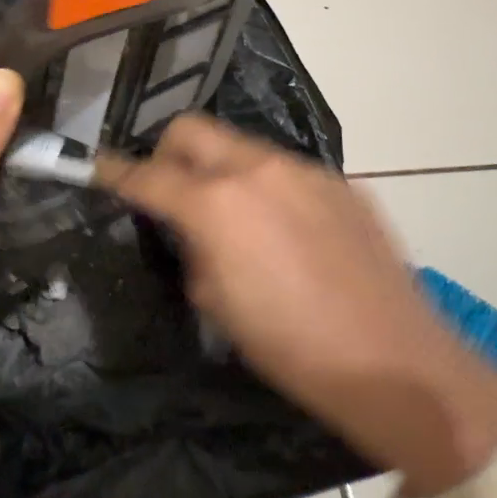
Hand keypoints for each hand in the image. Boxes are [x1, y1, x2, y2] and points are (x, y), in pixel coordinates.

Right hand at [101, 114, 496, 497]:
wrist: (400, 367)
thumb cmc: (293, 347)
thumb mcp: (217, 304)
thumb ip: (192, 250)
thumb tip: (191, 232)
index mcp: (216, 203)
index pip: (146, 174)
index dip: (113, 171)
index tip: (96, 169)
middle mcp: (257, 170)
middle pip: (191, 130)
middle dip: (166, 152)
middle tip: (167, 188)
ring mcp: (306, 172)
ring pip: (242, 148)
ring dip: (221, 170)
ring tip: (234, 216)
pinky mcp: (344, 185)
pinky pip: (287, 173)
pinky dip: (269, 190)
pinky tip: (288, 233)